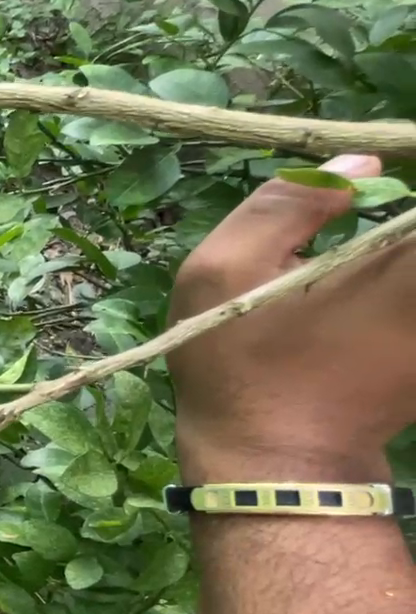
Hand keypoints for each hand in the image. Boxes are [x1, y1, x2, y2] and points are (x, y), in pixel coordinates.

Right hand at [167, 154, 415, 481]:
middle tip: (351, 219)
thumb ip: (281, 206)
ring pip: (409, 260)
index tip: (370, 183)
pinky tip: (350, 310)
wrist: (275, 449)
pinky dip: (393, 282)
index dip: (400, 168)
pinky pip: (409, 287)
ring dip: (390, 248)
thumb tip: (358, 164)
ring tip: (327, 279)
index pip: (411, 193)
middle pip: (412, 231)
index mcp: (406, 256)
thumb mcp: (218, 275)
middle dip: (389, 221)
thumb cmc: (239, 362)